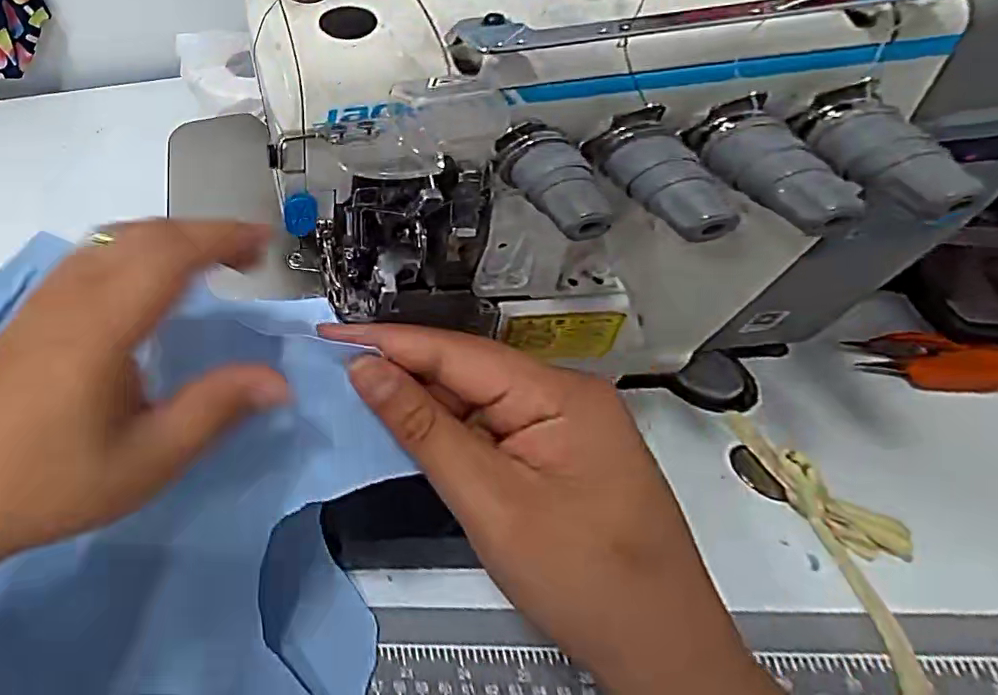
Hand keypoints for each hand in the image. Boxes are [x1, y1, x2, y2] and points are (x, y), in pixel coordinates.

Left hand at [0, 221, 290, 694]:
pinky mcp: (30, 308)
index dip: (222, 237)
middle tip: (244, 254)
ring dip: (164, 236)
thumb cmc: (48, 481)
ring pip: (114, 238)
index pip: (173, 253)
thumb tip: (277, 381)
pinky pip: (91, 254)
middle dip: (201, 233)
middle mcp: (75, 291)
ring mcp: (46, 295)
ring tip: (201, 261)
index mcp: (106, 320)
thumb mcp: (145, 460)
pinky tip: (138, 280)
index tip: (263, 243)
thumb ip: (214, 411)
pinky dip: (131, 246)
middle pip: (146, 234)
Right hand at [326, 324, 779, 694]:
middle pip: (461, 370)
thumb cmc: (589, 584)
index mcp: (560, 395)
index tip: (331, 335)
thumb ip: (421, 427)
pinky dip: (444, 428)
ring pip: (470, 396)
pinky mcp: (552, 449)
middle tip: (336, 370)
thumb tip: (365, 369)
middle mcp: (563, 395)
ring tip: (362, 398)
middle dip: (399, 371)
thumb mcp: (490, 502)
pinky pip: (484, 423)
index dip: (386, 342)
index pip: (453, 352)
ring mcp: (560, 423)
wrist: (666, 662)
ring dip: (419, 402)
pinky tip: (411, 430)